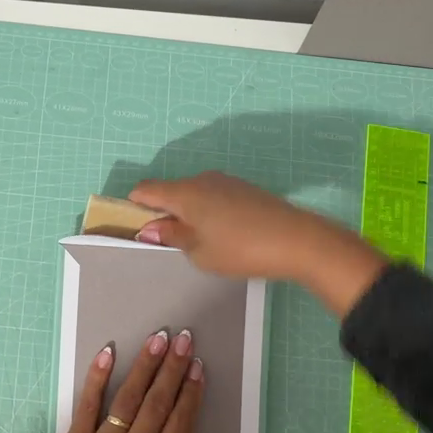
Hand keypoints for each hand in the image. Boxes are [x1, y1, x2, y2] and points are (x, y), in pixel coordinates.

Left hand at [24, 328, 229, 432]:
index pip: (179, 425)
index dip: (191, 393)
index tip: (199, 366)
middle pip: (157, 405)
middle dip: (173, 369)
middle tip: (185, 339)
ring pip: (127, 400)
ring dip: (144, 366)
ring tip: (158, 339)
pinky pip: (87, 405)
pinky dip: (97, 377)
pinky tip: (108, 352)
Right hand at [129, 172, 387, 316]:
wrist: (298, 240)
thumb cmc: (241, 249)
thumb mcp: (200, 252)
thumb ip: (172, 236)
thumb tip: (150, 228)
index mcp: (184, 193)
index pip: (145, 190)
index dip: (134, 207)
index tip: (136, 228)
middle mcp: (201, 180)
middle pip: (169, 191)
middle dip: (163, 213)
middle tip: (170, 243)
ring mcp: (225, 181)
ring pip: (193, 194)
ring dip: (187, 213)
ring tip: (201, 242)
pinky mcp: (243, 188)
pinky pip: (212, 196)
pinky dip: (207, 211)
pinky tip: (224, 235)